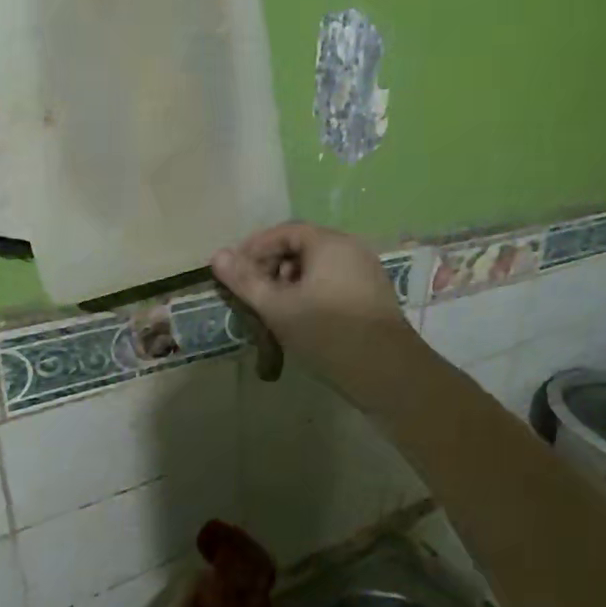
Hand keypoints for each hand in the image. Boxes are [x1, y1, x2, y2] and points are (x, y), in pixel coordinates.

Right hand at [211, 222, 412, 384]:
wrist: (388, 374)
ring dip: (289, 282)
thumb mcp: (277, 307)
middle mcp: (351, 250)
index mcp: (329, 243)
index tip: (233, 271)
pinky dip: (309, 293)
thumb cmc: (327, 333)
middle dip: (271, 266)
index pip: (284, 232)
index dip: (254, 248)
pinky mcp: (372, 297)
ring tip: (272, 309)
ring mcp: (366, 273)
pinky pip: (332, 283)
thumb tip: (217, 255)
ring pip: (317, 268)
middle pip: (301, 247)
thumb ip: (245, 280)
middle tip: (251, 292)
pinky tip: (299, 319)